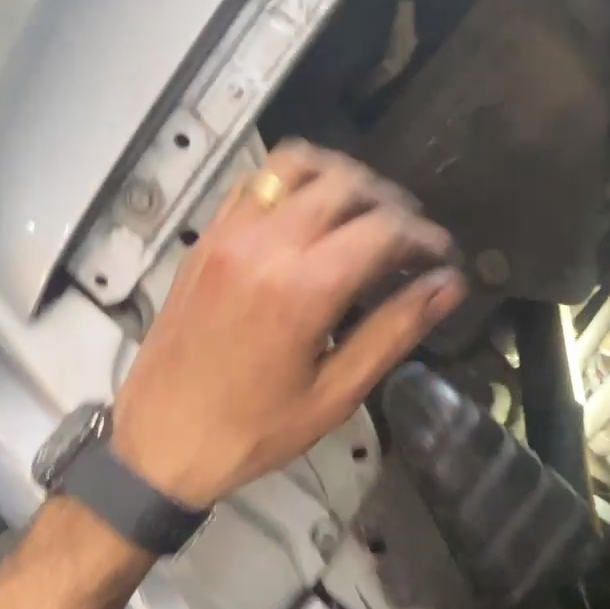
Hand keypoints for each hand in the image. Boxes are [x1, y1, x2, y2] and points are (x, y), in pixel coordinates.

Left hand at [110, 141, 467, 509]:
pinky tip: (310, 216)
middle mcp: (264, 244)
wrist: (162, 442)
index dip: (423, 236)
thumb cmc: (254, 431)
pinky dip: (292, 184)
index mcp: (302, 287)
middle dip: (391, 203)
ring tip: (365, 214)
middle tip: (411, 239)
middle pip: (345, 185)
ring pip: (296, 166)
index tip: (441, 257)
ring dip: (342, 179)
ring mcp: (228, 235)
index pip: (382, 228)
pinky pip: (255, 183)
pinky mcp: (206, 240)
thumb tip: (447, 289)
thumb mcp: (335, 394)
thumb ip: (394, 331)